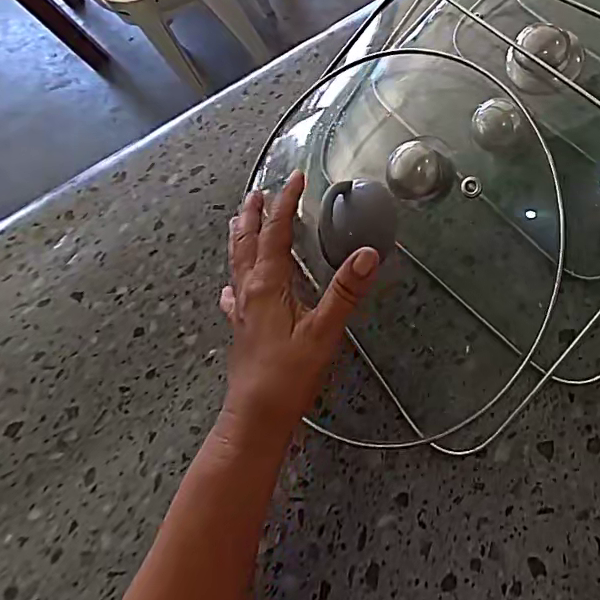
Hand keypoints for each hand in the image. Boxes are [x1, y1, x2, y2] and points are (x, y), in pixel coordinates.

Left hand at [219, 172, 381, 440]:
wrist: (255, 419)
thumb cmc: (287, 376)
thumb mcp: (323, 331)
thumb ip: (345, 292)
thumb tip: (367, 254)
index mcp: (267, 286)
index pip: (274, 234)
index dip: (285, 204)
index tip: (295, 179)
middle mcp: (249, 292)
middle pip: (246, 243)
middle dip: (253, 214)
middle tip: (259, 192)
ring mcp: (243, 310)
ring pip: (237, 262)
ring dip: (241, 236)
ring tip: (240, 219)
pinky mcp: (243, 327)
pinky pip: (236, 290)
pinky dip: (236, 275)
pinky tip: (232, 284)